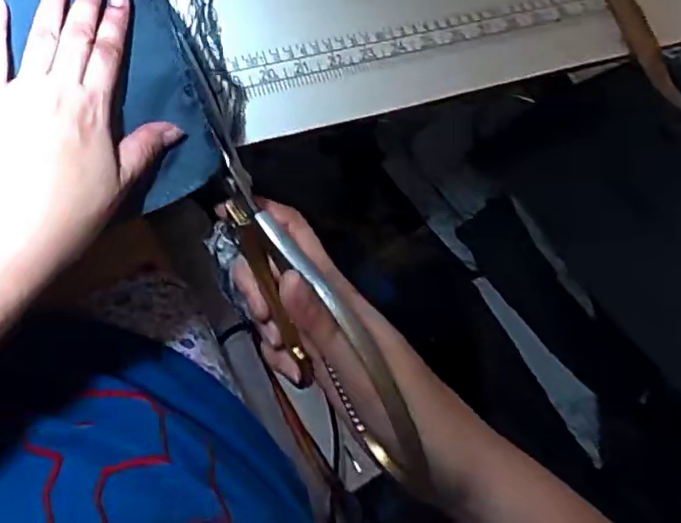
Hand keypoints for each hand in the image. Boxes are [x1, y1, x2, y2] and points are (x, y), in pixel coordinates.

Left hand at [0, 0, 184, 295]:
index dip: (117, 22)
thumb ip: (144, 149)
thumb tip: (176, 128)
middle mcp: (59, 89)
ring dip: (51, 3)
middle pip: (77, 36)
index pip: (109, 54)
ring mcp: (20, 90)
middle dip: (87, 1)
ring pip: (40, 36)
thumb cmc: (67, 215)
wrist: (4, 230)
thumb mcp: (118, 186)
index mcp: (93, 108)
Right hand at [231, 201, 408, 479]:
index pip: (294, 233)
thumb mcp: (358, 368)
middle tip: (261, 315)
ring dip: (265, 326)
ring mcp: (321, 329)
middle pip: (271, 268)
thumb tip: (283, 273)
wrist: (455, 467)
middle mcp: (324, 302)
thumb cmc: (410, 411)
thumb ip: (319, 322)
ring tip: (285, 356)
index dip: (260, 214)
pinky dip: (278, 354)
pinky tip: (294, 375)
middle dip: (253, 285)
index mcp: (336, 292)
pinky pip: (281, 340)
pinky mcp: (319, 356)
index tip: (225, 212)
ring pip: (272, 305)